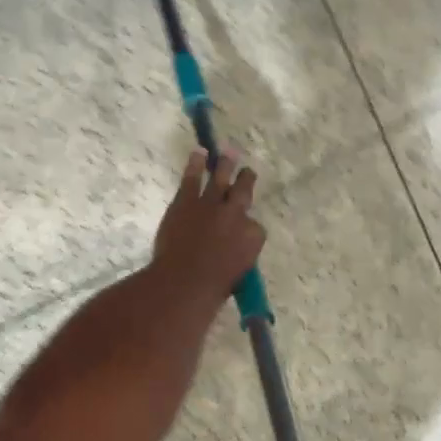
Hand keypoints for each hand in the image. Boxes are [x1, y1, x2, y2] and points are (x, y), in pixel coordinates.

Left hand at [150, 149, 265, 297]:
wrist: (184, 282)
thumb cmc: (211, 290)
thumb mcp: (236, 277)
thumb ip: (237, 258)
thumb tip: (231, 255)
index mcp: (252, 238)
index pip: (256, 228)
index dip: (248, 228)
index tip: (243, 229)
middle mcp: (236, 215)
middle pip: (243, 193)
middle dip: (246, 181)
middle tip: (248, 171)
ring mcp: (211, 204)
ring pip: (221, 178)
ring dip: (225, 164)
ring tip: (229, 151)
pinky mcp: (187, 201)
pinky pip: (192, 178)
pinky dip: (195, 164)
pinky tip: (198, 152)